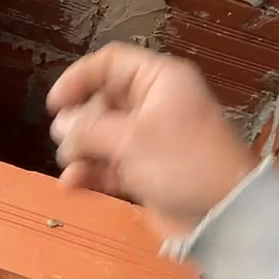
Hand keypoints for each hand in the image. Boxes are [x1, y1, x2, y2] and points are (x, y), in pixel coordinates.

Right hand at [47, 43, 257, 234]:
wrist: (224, 214)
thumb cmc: (185, 164)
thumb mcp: (133, 140)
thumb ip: (91, 130)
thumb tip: (61, 126)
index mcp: (159, 81)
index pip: (110, 64)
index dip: (79, 79)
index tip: (55, 104)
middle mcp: (153, 105)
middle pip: (102, 101)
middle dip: (79, 121)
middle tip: (63, 140)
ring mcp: (148, 140)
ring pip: (102, 136)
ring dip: (81, 150)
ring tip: (69, 165)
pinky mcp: (145, 171)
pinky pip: (109, 164)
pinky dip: (91, 172)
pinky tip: (73, 183)